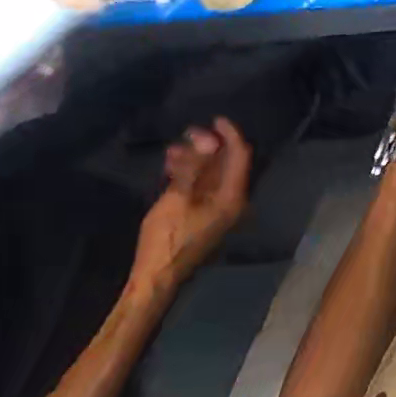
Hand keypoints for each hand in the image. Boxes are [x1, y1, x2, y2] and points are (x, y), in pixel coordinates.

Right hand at [129, 117, 252, 296]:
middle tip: (187, 134)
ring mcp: (218, 209)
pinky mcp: (204, 214)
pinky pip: (203, 185)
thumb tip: (209, 140)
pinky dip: (191, 173)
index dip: (230, 134)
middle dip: (208, 145)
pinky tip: (172, 164)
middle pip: (227, 163)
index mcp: (232, 198)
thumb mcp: (178, 196)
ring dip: (195, 158)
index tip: (215, 119)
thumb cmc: (168, 237)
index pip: (240, 156)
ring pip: (212, 173)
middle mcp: (231, 202)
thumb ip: (195, 166)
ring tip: (172, 150)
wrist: (155, 277)